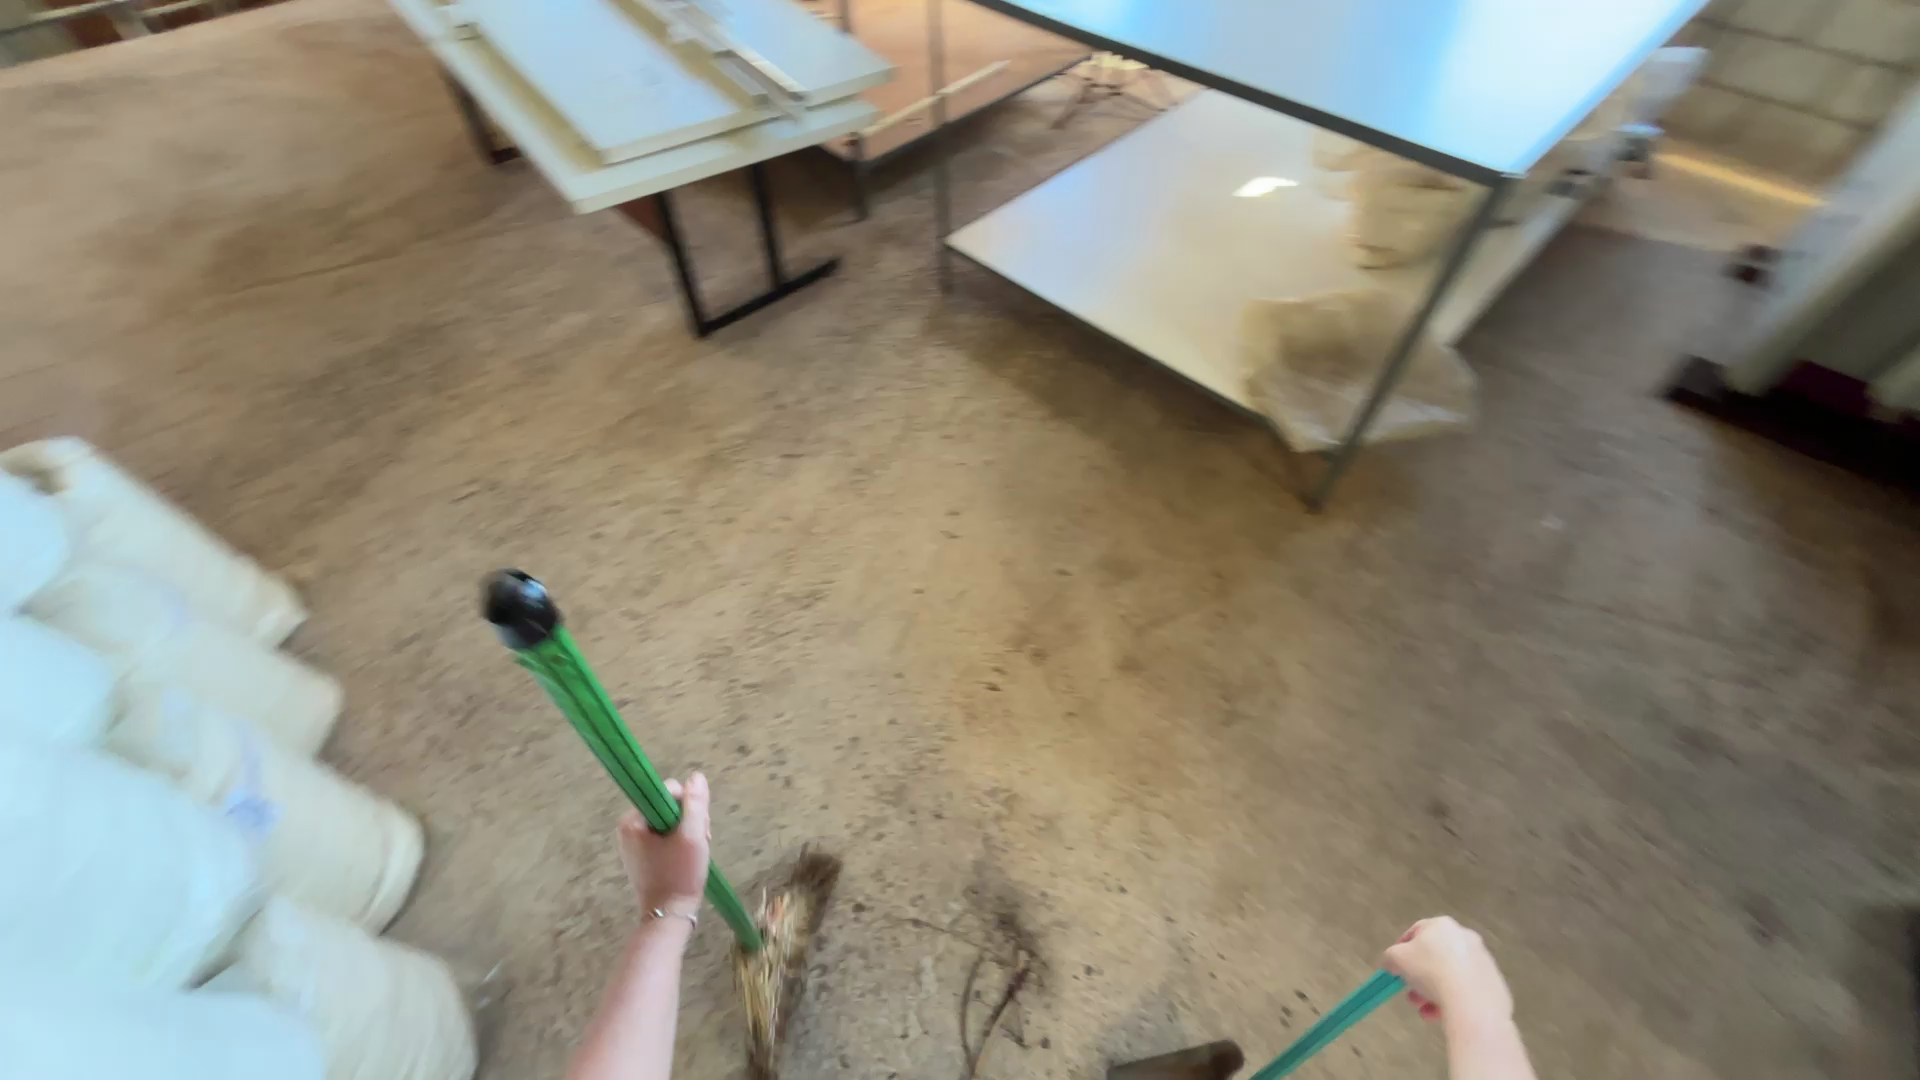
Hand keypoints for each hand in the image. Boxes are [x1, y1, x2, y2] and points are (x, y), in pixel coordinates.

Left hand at [617, 772, 711, 916]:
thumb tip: (696, 776)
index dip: (689, 805)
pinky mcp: (645, 854)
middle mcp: (630, 828)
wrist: (670, 916)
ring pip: (672, 819)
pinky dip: (682, 840)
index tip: (697, 828)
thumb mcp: (693, 835)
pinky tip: (689, 855)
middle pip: (670, 805)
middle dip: (690, 819)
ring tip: (695, 851)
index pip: (668, 791)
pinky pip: (667, 833)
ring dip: (690, 830)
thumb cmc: (679, 875)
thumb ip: (695, 802)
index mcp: (633, 820)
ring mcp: (636, 841)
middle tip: (699, 841)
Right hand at [1381, 916, 1513, 1023]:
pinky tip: (1443, 1016)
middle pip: (1436, 957)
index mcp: (1443, 925)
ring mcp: (1485, 963)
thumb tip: (1391, 963)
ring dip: (1435, 992)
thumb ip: (1390, 957)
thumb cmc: (1430, 971)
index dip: (1402, 948)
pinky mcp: (1497, 986)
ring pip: (1452, 976)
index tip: (1396, 966)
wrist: (1473, 1003)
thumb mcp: (1396, 959)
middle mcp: (1466, 938)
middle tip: (1411, 994)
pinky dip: (1455, 1001)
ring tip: (1425, 1012)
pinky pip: (1469, 991)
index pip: (1417, 932)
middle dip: (1420, 977)